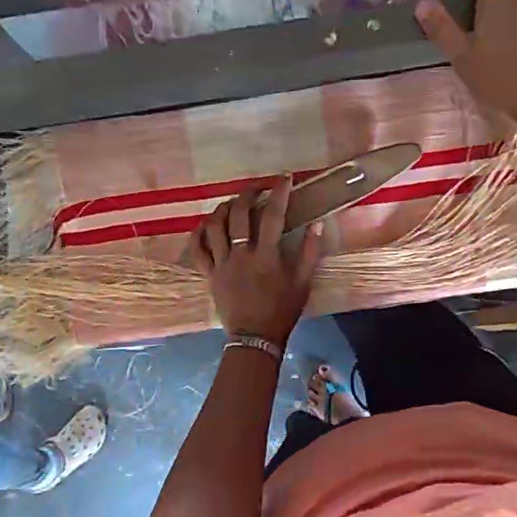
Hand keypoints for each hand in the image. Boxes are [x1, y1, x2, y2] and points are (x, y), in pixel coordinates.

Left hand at [189, 178, 323, 345]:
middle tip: (256, 188)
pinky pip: (198, 249)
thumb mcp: (303, 283)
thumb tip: (319, 225)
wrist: (255, 338)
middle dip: (247, 194)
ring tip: (230, 202)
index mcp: (266, 256)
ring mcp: (221, 264)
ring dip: (221, 208)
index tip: (284, 178)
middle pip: (238, 214)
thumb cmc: (281, 311)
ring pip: (214, 226)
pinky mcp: (209, 274)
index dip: (278, 193)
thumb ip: (310, 253)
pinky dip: (198, 233)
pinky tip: (205, 224)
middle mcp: (241, 254)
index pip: (272, 215)